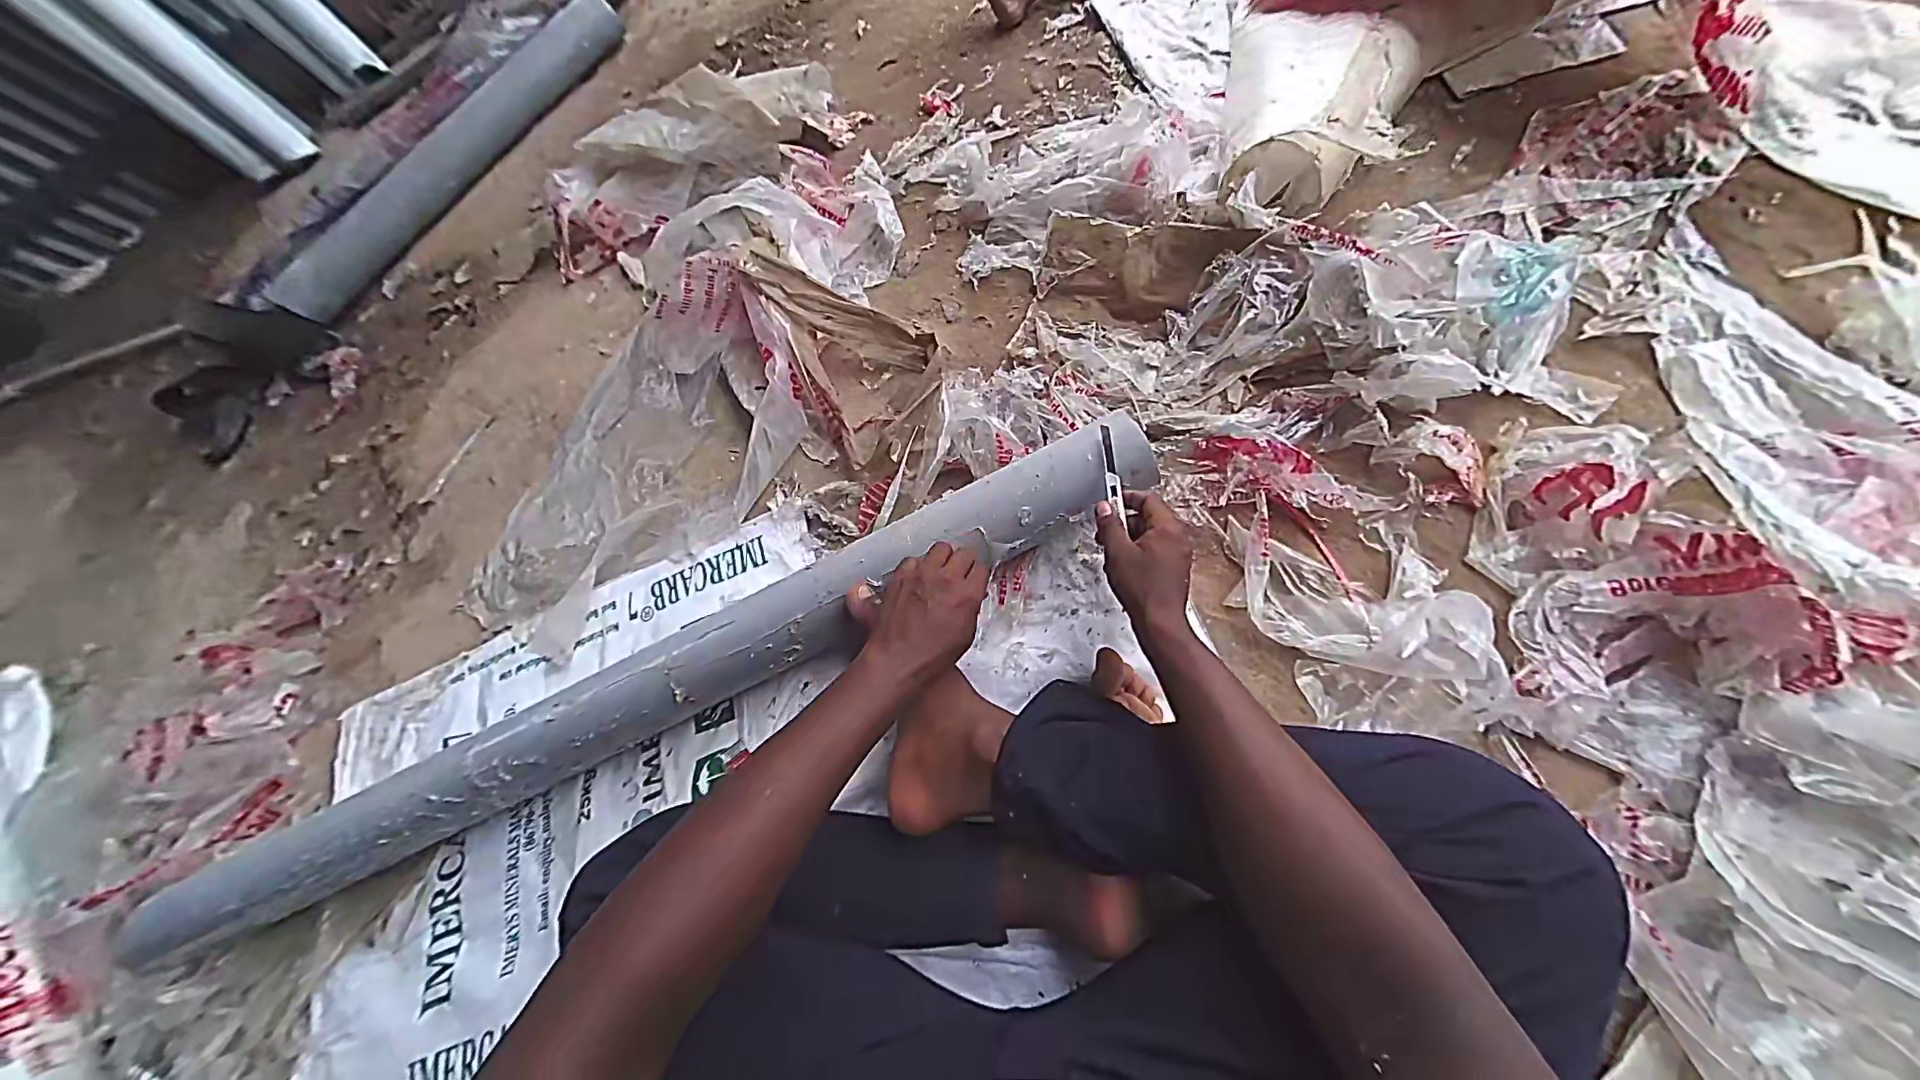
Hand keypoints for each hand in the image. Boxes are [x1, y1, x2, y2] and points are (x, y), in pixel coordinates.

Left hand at [847, 541, 987, 685]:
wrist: (898, 660)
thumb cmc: (930, 655)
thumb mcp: (966, 634)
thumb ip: (970, 607)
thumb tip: (970, 597)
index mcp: (966, 594)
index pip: (981, 567)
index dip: (978, 573)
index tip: (975, 576)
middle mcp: (945, 579)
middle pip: (963, 553)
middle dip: (964, 561)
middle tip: (961, 571)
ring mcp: (921, 574)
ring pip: (940, 549)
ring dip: (943, 558)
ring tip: (940, 569)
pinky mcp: (901, 576)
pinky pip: (914, 559)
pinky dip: (917, 565)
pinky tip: (918, 577)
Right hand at [1095, 492, 1193, 639]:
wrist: (1159, 621)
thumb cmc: (1143, 590)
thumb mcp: (1118, 552)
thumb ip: (1110, 526)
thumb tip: (1105, 507)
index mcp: (1168, 529)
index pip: (1149, 500)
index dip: (1127, 497)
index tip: (1112, 500)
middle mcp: (1178, 539)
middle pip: (1150, 517)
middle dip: (1125, 521)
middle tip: (1106, 531)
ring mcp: (1179, 554)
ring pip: (1151, 535)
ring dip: (1130, 537)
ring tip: (1112, 551)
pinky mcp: (1174, 568)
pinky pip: (1156, 550)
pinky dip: (1139, 550)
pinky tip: (1124, 564)